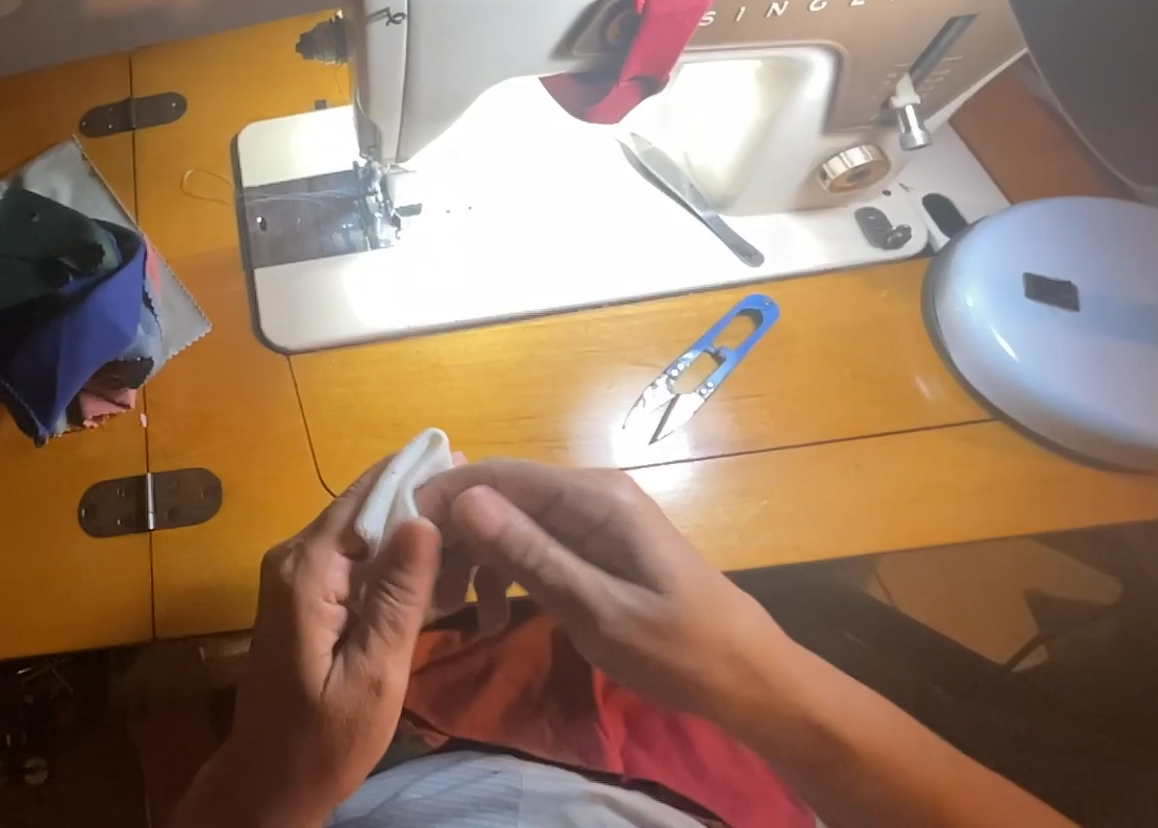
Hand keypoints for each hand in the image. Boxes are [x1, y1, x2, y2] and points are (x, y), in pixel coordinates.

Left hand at [175, 458, 442, 827]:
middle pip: (359, 510)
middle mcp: (293, 557)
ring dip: (402, 524)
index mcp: (307, 571)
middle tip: (469, 483)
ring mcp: (294, 573)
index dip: (408, 477)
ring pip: (356, 531)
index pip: (362, 503)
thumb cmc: (324, 739)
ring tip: (459, 513)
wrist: (269, 777)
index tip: (455, 456)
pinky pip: (348, 557)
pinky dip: (386, 554)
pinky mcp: (301, 591)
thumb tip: (423, 520)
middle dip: (411, 495)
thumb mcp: (374, 674)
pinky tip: (425, 557)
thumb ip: (398, 597)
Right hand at [416, 460, 793, 724]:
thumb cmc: (680, 649)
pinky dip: (503, 574)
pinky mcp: (587, 542)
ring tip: (456, 611)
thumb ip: (530, 552)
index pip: (497, 474)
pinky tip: (494, 616)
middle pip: (497, 496)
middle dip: (457, 537)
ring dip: (476, 561)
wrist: (752, 682)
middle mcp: (584, 492)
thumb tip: (464, 499)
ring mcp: (586, 516)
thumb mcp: (597, 609)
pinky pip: (528, 544)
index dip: (444, 496)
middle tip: (430, 589)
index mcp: (591, 496)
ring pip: (506, 522)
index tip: (405, 536)